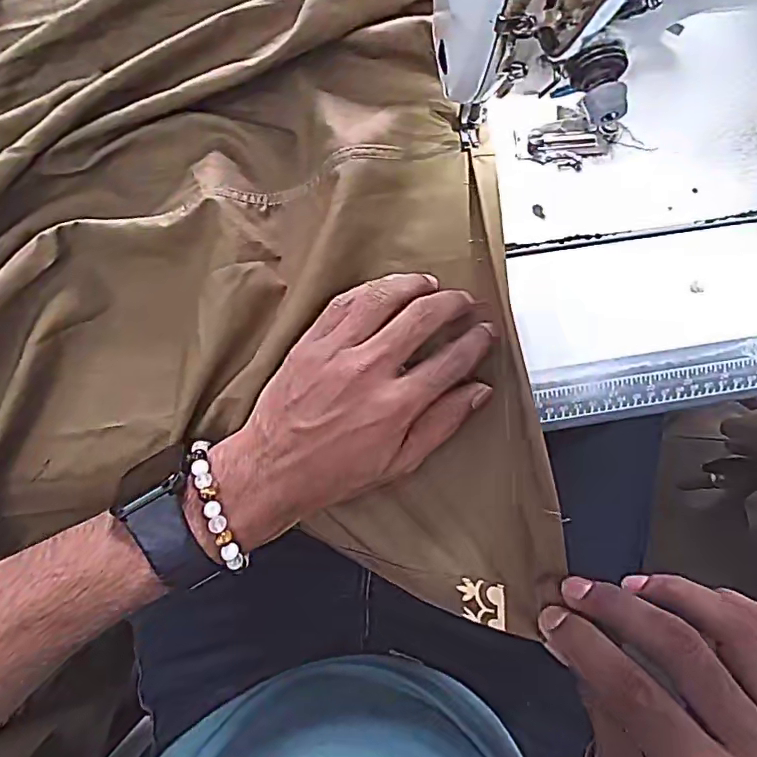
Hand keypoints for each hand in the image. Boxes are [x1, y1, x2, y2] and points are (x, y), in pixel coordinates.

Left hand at [199, 273, 495, 549]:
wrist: (273, 469)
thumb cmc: (333, 472)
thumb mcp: (399, 462)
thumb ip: (442, 424)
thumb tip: (477, 393)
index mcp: (395, 406)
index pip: (450, 360)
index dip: (475, 341)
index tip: (484, 333)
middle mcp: (368, 371)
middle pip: (422, 317)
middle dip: (453, 303)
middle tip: (464, 302)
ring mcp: (336, 353)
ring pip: (383, 298)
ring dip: (413, 285)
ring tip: (429, 284)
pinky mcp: (310, 343)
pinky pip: (343, 302)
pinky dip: (370, 289)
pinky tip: (384, 288)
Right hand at [541, 575, 756, 756]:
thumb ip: (604, 715)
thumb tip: (572, 644)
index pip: (641, 696)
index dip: (588, 647)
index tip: (555, 618)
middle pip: (685, 651)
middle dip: (618, 609)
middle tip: (577, 592)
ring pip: (734, 629)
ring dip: (674, 593)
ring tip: (630, 584)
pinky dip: (731, 602)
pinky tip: (692, 596)